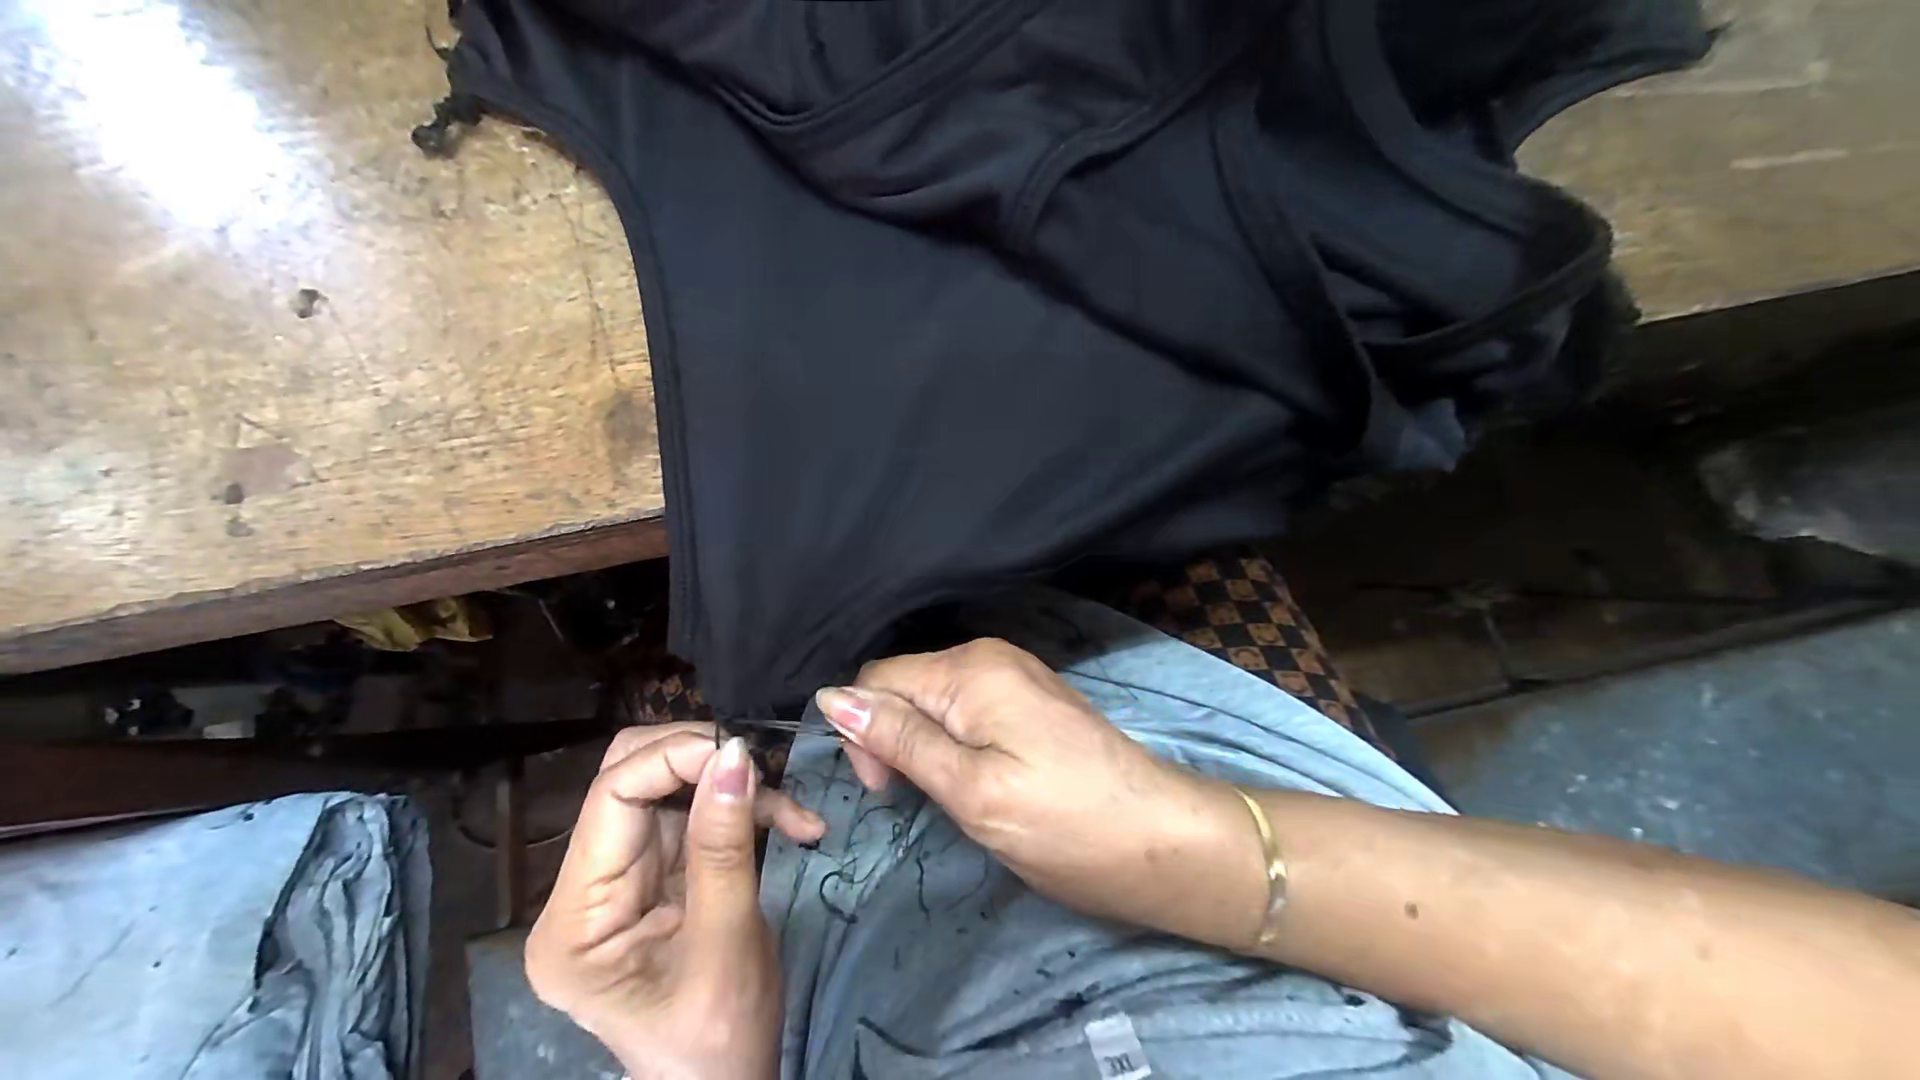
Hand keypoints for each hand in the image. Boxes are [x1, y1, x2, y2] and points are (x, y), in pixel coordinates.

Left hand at [524, 724, 826, 1079]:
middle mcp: (586, 887)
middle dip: (700, 759)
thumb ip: (725, 845)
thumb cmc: (718, 1041)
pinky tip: (796, 824)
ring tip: (792, 810)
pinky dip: (747, 809)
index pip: (611, 797)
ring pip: (669, 785)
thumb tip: (734, 752)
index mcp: (575, 918)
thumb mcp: (726, 944)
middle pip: (628, 777)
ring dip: (734, 786)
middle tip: (760, 766)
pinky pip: (699, 812)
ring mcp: (623, 876)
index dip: (675, 758)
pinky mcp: (660, 871)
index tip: (743, 754)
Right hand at [815, 639, 1262, 946]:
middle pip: (906, 684)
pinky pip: (966, 709)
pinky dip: (951, 741)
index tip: (884, 791)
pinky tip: (970, 774)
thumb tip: (833, 697)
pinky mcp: (1030, 701)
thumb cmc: (1065, 823)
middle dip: (892, 737)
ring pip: (934, 699)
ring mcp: (1015, 676)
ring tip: (946, 793)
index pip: (878, 679)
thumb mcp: (971, 789)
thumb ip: (902, 739)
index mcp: (971, 668)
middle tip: (917, 798)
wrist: (1165, 841)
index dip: (863, 732)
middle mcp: (990, 656)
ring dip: (921, 743)